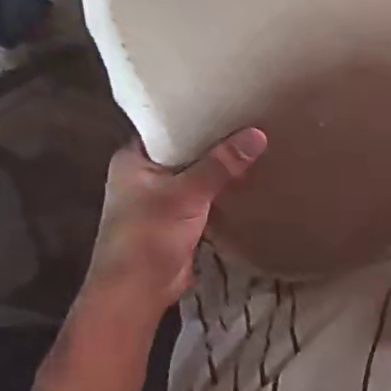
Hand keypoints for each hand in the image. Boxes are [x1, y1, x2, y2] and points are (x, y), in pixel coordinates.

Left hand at [84, 128, 267, 308]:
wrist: (137, 291)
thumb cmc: (148, 235)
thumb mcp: (186, 194)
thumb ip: (221, 165)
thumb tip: (257, 135)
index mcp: (132, 159)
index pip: (165, 125)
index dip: (192, 113)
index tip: (225, 98)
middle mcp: (143, 175)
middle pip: (183, 151)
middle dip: (212, 142)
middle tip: (248, 118)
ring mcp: (160, 200)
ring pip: (194, 176)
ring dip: (217, 170)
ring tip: (252, 145)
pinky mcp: (176, 222)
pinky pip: (202, 199)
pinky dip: (219, 193)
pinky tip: (245, 180)